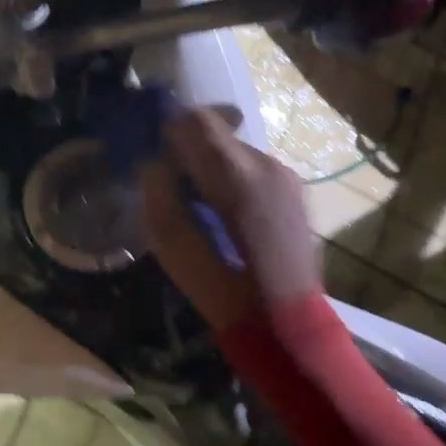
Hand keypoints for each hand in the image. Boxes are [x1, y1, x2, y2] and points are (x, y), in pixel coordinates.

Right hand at [139, 107, 321, 326]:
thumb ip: (157, 189)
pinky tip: (226, 216)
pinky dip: (234, 181)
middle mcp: (266, 164)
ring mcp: (287, 178)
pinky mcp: (298, 195)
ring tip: (197, 203)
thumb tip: (153, 159)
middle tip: (168, 181)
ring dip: (212, 168)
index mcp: (234, 173)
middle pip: (216, 135)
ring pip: (236, 154)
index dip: (166, 124)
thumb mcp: (169, 241)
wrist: (284, 324)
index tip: (147, 143)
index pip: (195, 120)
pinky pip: (255, 172)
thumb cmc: (219, 284)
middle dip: (188, 150)